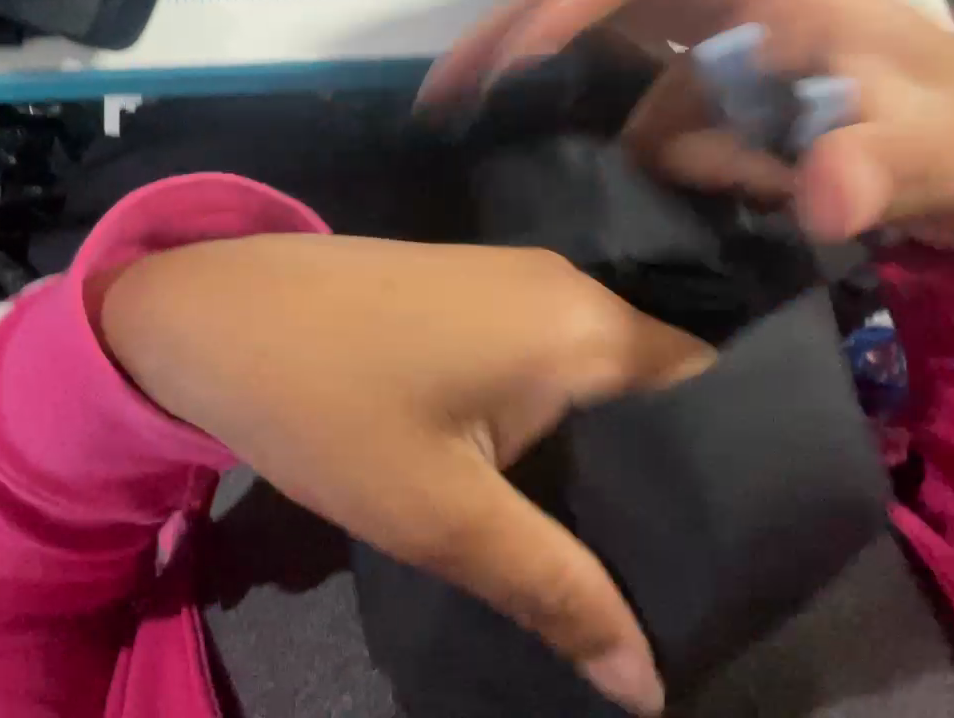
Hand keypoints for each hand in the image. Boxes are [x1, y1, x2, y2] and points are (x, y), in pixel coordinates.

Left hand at [102, 234, 712, 714]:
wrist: (216, 311)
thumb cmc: (330, 407)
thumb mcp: (441, 515)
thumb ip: (556, 590)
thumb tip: (648, 684)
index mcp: (585, 328)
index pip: (708, 389)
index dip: (729, 468)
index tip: (737, 546)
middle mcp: (567, 287)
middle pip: (658, 380)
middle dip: (664, 467)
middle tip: (676, 559)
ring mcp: (517, 277)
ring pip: (598, 365)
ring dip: (605, 438)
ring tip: (616, 526)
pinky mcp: (474, 284)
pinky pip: (549, 346)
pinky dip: (558, 404)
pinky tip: (543, 460)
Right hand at [417, 0, 953, 248]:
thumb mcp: (936, 149)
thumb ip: (881, 161)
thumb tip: (824, 198)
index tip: (523, 46)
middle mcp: (734, 8)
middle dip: (525, 30)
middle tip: (450, 84)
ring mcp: (719, 53)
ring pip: (610, 51)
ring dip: (543, 85)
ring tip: (471, 127)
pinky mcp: (716, 99)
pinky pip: (638, 106)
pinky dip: (596, 133)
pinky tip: (557, 168)